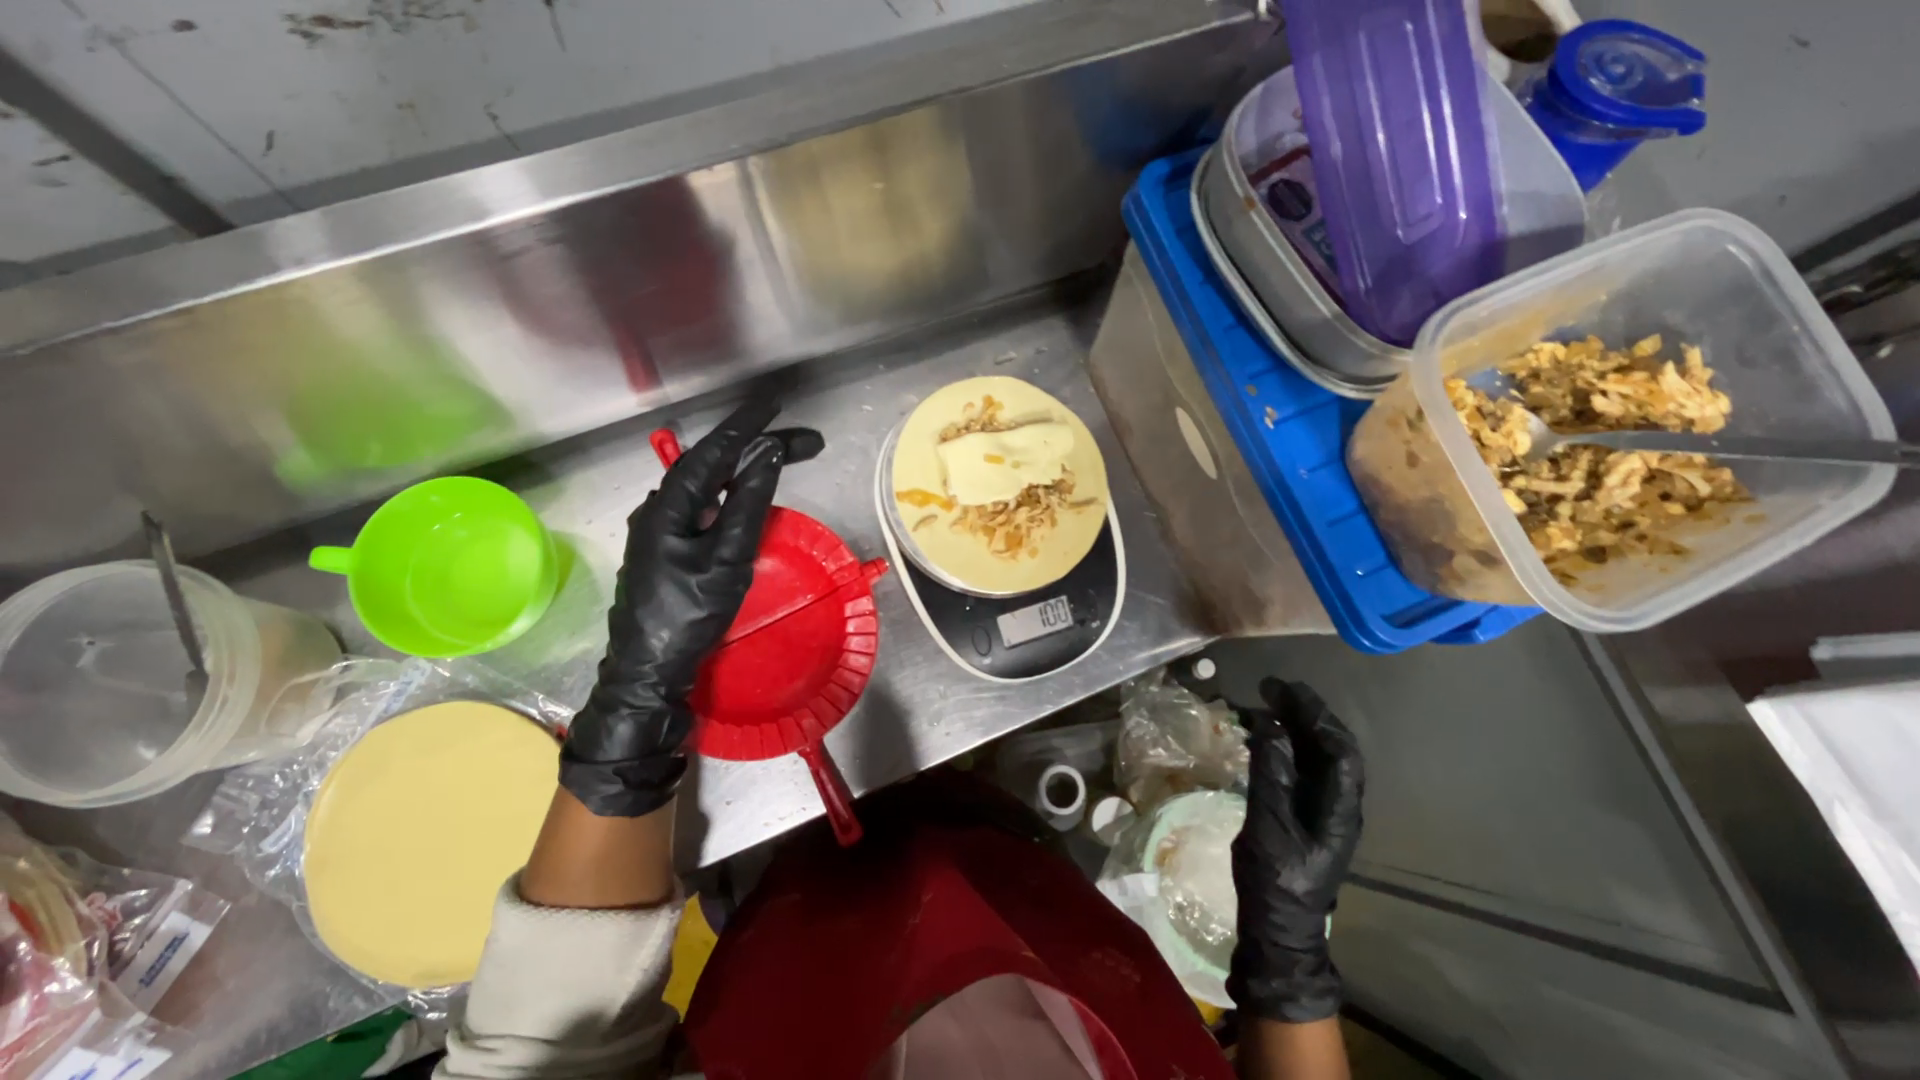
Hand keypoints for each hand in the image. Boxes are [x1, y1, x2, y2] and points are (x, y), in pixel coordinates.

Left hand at [560, 400, 792, 817]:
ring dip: (749, 470)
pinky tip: (754, 493)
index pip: (713, 451)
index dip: (748, 424)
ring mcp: (663, 528)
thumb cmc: (688, 615)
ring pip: (711, 485)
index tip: (779, 405)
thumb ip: (747, 505)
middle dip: (760, 449)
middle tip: (811, 444)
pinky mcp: (670, 547)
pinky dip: (735, 493)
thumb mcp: (726, 560)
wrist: (647, 670)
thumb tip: (767, 456)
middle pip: (715, 465)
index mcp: (669, 505)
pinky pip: (706, 506)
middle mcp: (661, 507)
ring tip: (791, 459)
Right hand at [1229, 679, 1364, 1022]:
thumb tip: (1268, 725)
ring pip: (1321, 758)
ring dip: (1298, 728)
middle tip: (1273, 689)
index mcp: (1339, 806)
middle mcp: (1340, 804)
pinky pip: (1305, 771)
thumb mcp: (1267, 823)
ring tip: (1268, 705)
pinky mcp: (1309, 817)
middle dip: (1307, 715)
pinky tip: (1266, 739)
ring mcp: (1326, 812)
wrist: (1279, 926)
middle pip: (1333, 748)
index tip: (1284, 690)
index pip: (1338, 748)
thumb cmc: (1275, 877)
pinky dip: (1289, 748)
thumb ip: (1270, 772)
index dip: (1314, 715)